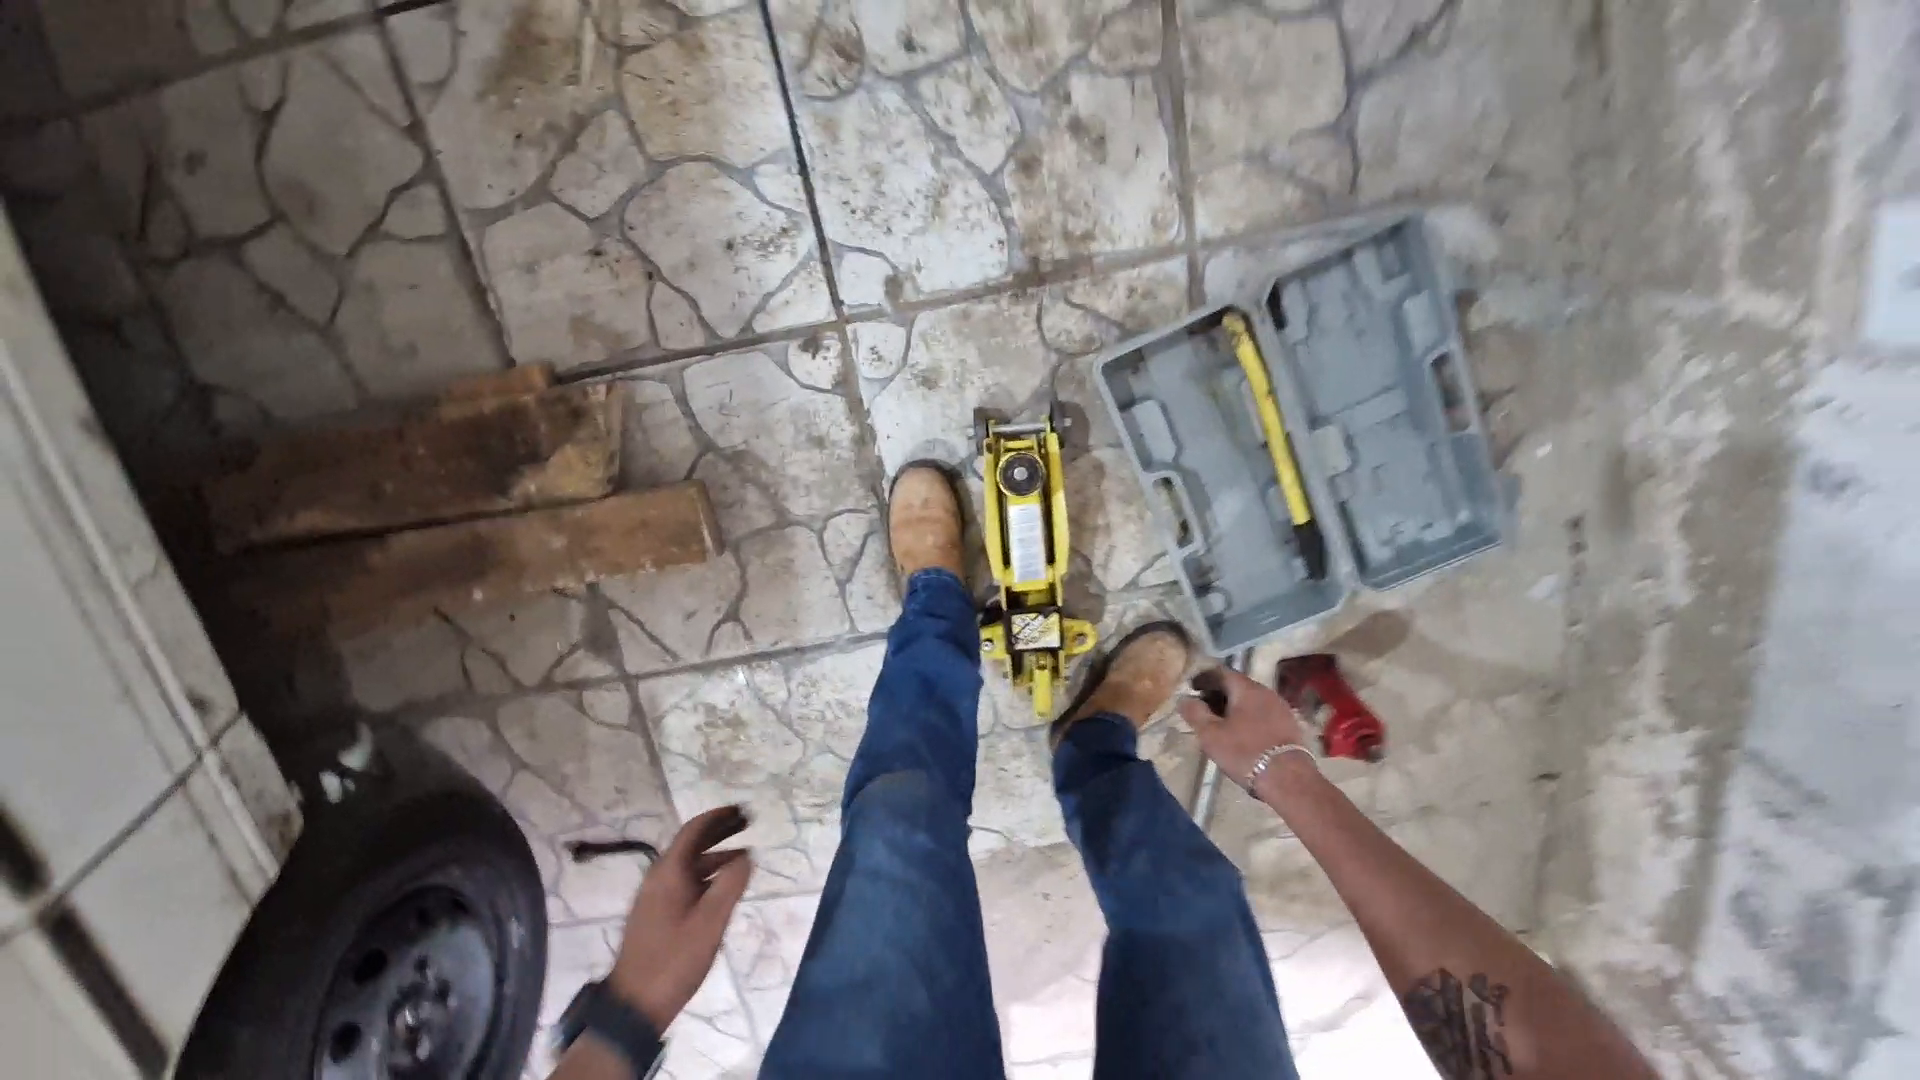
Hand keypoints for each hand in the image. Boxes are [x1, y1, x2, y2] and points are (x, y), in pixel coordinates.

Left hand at [607, 806, 752, 1031]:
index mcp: (668, 873)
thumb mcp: (710, 922)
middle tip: (747, 825)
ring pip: (689, 866)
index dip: (719, 817)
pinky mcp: (657, 916)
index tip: (743, 811)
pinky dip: (707, 876)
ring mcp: (655, 898)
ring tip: (744, 860)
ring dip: (716, 857)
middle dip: (719, 833)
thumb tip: (747, 857)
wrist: (634, 1006)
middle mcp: (658, 878)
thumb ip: (730, 885)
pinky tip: (723, 889)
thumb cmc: (674, 959)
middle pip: (691, 845)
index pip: (694, 831)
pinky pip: (685, 883)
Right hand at [1177, 667, 1311, 801]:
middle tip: (1203, 708)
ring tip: (1221, 723)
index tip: (1191, 688)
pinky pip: (1263, 713)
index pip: (1221, 672)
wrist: (1289, 779)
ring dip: (1234, 707)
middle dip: (1218, 694)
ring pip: (1251, 700)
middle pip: (1238, 686)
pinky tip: (1242, 733)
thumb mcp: (1211, 734)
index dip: (1204, 678)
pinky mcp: (1290, 726)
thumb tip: (1184, 699)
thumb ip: (1195, 713)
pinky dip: (1248, 717)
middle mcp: (1266, 692)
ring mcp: (1281, 709)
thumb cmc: (1245, 752)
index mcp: (1246, 689)